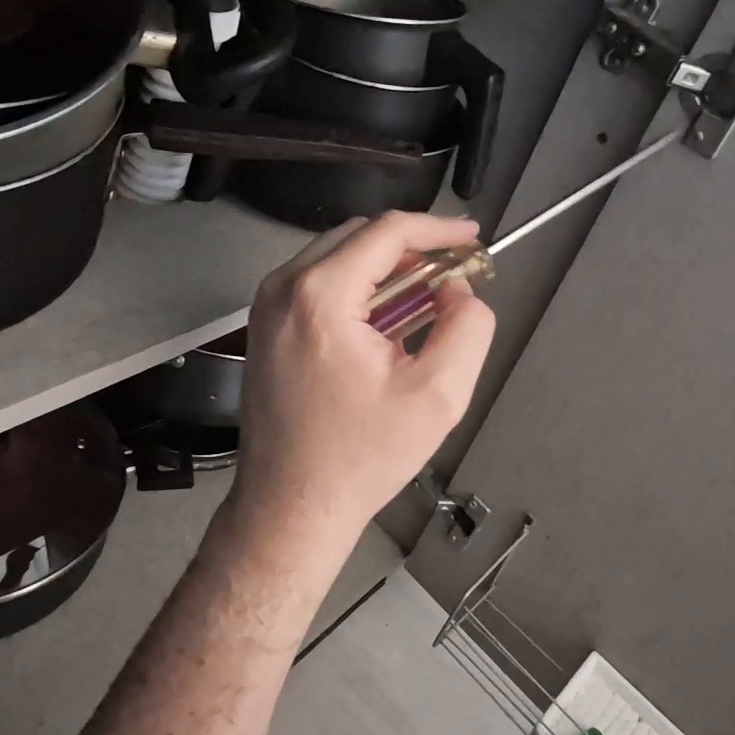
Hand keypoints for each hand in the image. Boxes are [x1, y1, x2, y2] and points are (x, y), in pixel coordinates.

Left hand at [232, 212, 496, 540]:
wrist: (290, 505)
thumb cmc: (360, 457)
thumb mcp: (437, 396)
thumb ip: (466, 328)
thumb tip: (457, 291)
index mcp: (320, 295)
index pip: (387, 231)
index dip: (437, 229)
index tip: (471, 240)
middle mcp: (284, 289)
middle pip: (359, 236)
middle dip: (412, 248)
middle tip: (452, 275)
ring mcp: (266, 307)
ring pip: (336, 256)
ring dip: (384, 268)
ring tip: (424, 301)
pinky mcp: (264, 328)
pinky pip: (317, 283)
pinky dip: (356, 288)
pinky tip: (384, 323)